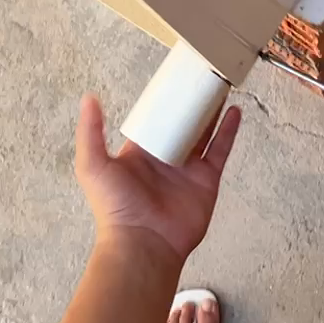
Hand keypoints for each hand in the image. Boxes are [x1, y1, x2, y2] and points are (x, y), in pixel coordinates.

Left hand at [74, 94, 242, 263]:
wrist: (144, 242)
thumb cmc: (116, 208)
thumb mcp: (93, 165)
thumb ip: (91, 132)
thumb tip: (89, 99)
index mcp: (140, 152)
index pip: (154, 121)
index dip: (162, 103)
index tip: (172, 81)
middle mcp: (166, 158)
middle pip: (182, 125)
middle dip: (191, 105)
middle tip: (200, 80)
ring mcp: (188, 169)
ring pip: (204, 133)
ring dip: (211, 112)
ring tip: (219, 87)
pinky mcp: (206, 180)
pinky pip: (220, 150)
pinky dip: (229, 131)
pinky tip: (234, 111)